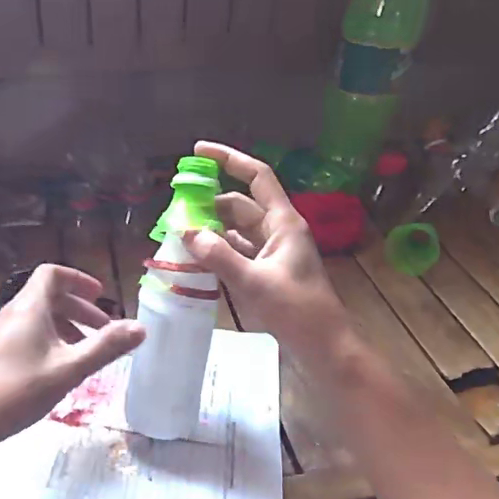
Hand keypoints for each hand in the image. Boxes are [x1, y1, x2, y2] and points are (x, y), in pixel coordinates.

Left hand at [0, 265, 145, 452]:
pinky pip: (24, 335)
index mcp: (29, 307)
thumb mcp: (69, 369)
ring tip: (84, 355)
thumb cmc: (18, 389)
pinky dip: (47, 342)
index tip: (101, 297)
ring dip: (64, 329)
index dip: (78, 279)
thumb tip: (141, 327)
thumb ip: (105, 348)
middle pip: (48, 297)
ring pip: (37, 319)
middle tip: (103, 333)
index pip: (52, 274)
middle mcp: (11, 313)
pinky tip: (56, 372)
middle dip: (79, 310)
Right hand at [182, 141, 348, 353]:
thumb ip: (219, 256)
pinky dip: (215, 251)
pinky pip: (235, 252)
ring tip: (178, 234)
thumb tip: (187, 231)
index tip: (198, 151)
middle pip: (239, 205)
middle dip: (208, 203)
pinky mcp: (265, 272)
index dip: (229, 159)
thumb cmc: (297, 311)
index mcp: (284, 223)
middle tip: (175, 209)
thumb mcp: (254, 282)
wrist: (323, 347)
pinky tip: (194, 258)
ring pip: (235, 230)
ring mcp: (271, 253)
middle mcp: (277, 231)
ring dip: (209, 229)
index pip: (257, 177)